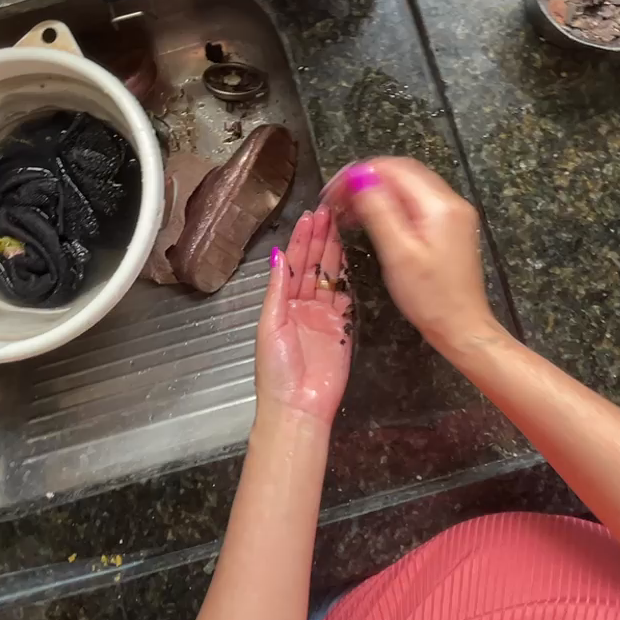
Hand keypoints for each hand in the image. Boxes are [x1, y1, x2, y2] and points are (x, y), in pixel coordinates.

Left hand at [254, 207, 353, 424]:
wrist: (298, 407)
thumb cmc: (276, 371)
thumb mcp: (270, 325)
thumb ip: (278, 288)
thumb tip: (279, 255)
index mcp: (281, 303)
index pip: (294, 263)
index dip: (302, 239)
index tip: (310, 216)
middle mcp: (302, 305)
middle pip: (314, 264)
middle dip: (320, 237)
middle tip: (328, 212)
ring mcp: (324, 315)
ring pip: (330, 275)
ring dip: (334, 249)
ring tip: (339, 223)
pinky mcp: (343, 327)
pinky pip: (345, 295)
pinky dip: (347, 274)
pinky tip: (349, 253)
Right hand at [323, 157, 501, 351]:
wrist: (462, 328)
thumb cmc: (430, 297)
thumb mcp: (398, 253)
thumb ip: (379, 211)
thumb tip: (360, 177)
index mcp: (439, 205)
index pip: (395, 168)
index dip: (360, 172)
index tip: (334, 189)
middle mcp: (450, 201)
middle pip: (402, 172)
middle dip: (366, 179)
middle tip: (337, 198)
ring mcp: (452, 213)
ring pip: (408, 186)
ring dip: (377, 191)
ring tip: (349, 210)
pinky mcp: (449, 227)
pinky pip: (416, 202)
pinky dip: (391, 204)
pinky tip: (373, 218)